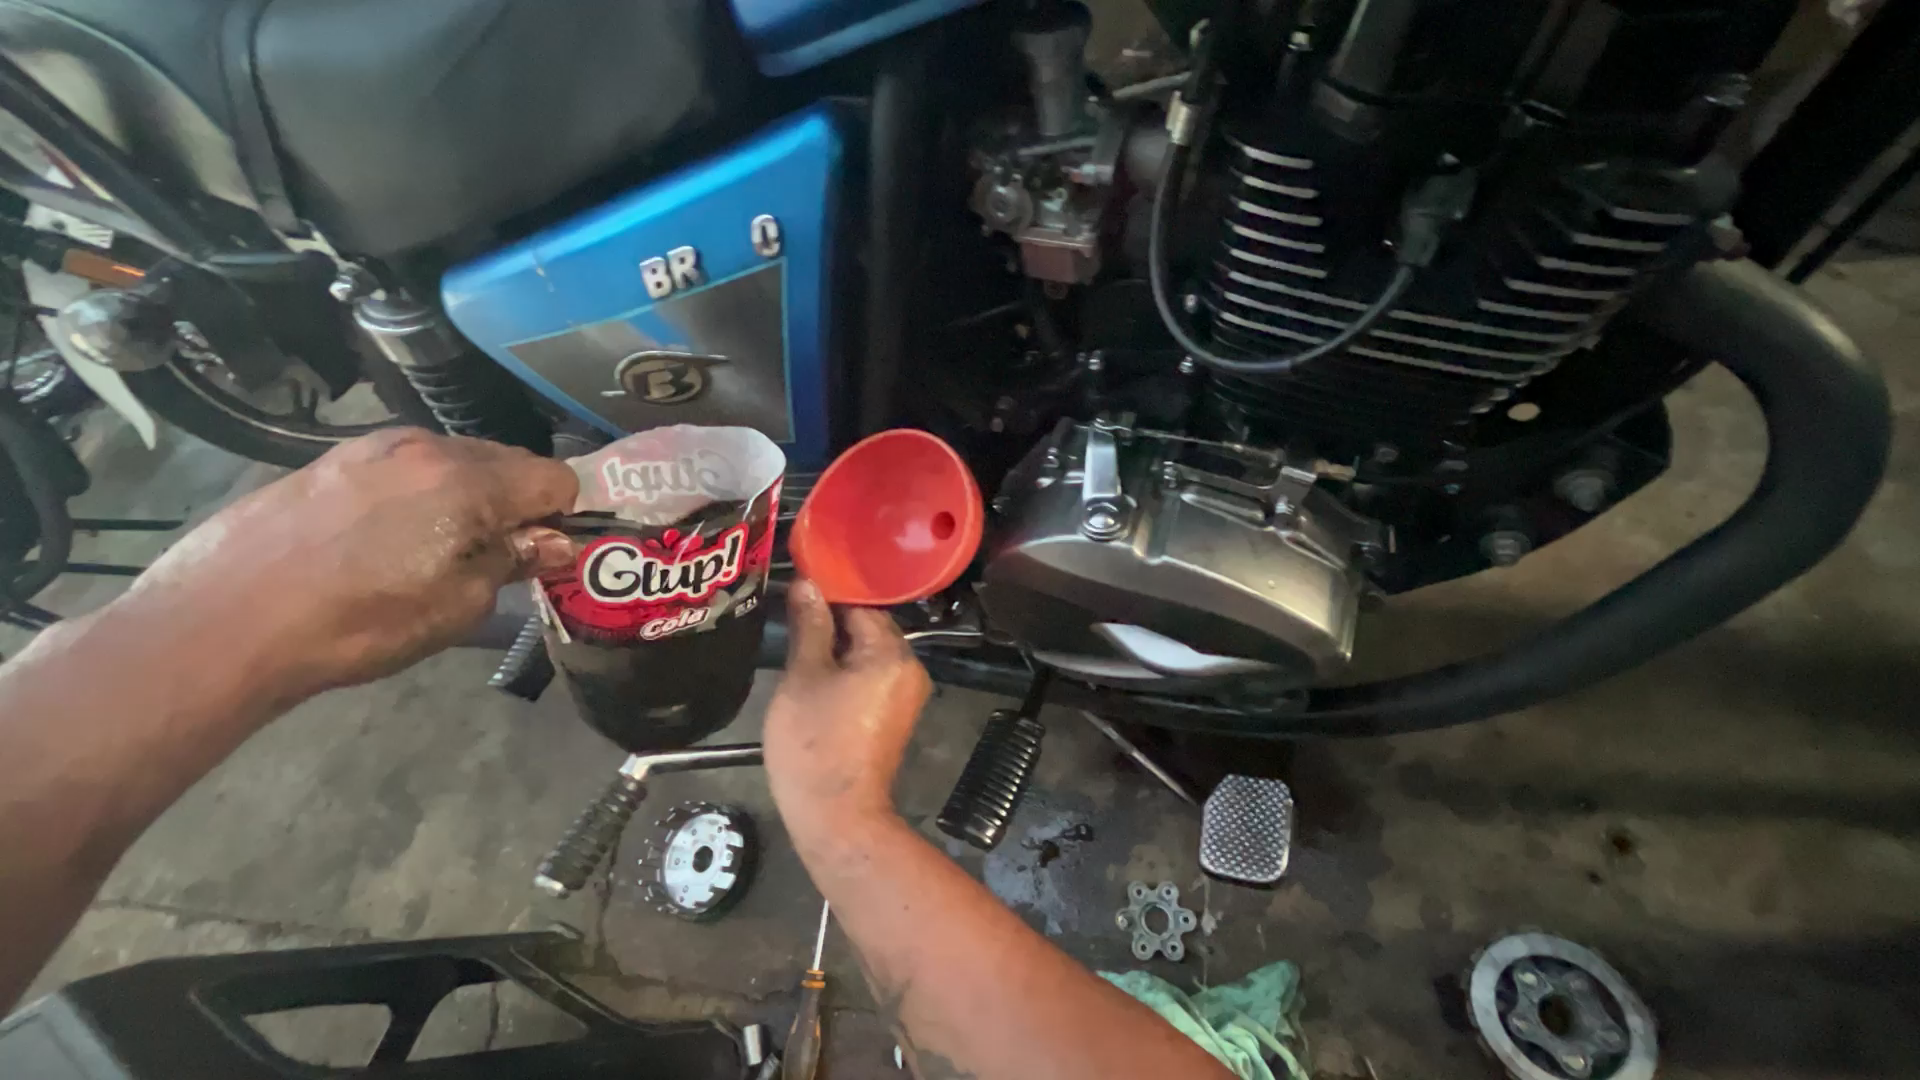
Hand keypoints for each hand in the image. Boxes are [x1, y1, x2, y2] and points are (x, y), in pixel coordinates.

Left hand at [120, 428, 577, 703]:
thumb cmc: (361, 622)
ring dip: (470, 495)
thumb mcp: (460, 605)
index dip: (563, 516)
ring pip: (458, 460)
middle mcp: (428, 447)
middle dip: (518, 503)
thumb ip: (515, 561)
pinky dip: (423, 491)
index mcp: (470, 480)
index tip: (540, 552)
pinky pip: (408, 464)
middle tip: (494, 554)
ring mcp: (375, 446)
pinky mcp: (333, 458)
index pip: (557, 477)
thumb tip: (555, 542)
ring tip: (437, 547)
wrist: (222, 623)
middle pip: (511, 461)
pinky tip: (388, 535)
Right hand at [764, 580, 931, 831]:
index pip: (859, 604)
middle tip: (791, 626)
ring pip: (870, 654)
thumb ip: (809, 626)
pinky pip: (874, 678)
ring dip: (838, 649)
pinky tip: (819, 681)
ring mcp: (908, 694)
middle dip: (833, 625)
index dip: (826, 597)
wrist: (839, 817)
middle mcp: (910, 668)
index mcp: (892, 653)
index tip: (794, 597)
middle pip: (869, 628)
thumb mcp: (803, 678)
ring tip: (800, 653)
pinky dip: (849, 673)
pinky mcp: (898, 715)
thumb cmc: (815, 745)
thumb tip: (807, 584)